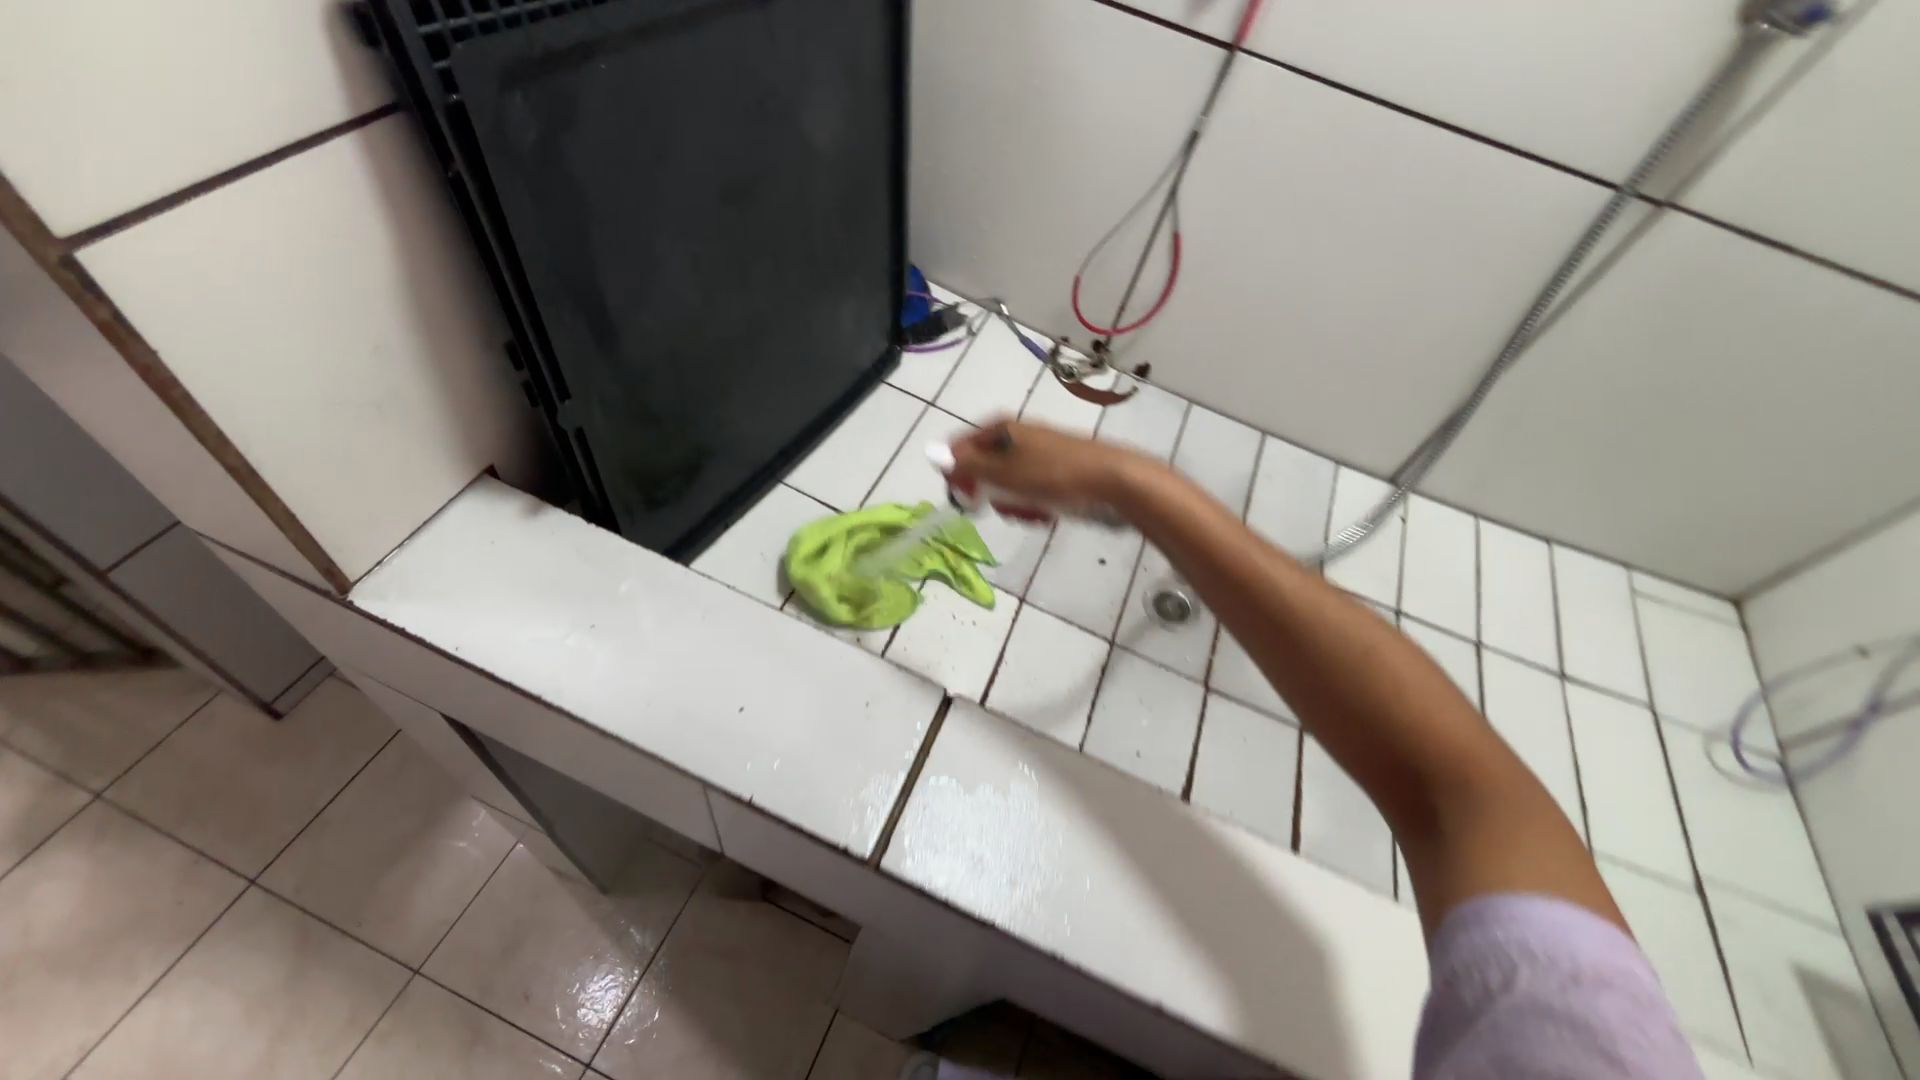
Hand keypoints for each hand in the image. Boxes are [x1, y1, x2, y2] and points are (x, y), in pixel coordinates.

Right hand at [946, 419, 1147, 520]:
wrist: (1113, 482)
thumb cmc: (1053, 474)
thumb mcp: (1003, 472)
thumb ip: (966, 465)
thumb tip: (930, 453)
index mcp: (1001, 428)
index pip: (961, 447)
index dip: (958, 473)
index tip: (964, 497)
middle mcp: (1017, 436)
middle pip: (984, 469)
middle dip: (989, 493)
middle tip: (1004, 507)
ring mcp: (1038, 455)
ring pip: (1007, 486)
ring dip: (1013, 504)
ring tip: (1031, 513)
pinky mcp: (1056, 474)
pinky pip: (1031, 492)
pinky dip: (1034, 505)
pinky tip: (1047, 515)